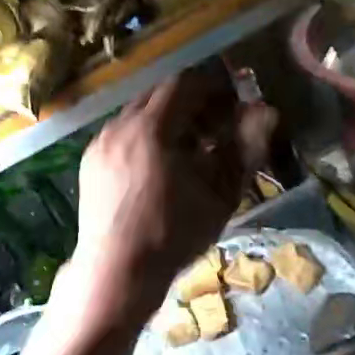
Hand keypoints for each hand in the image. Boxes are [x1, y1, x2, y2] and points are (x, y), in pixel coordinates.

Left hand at [64, 64, 276, 320]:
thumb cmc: (173, 234)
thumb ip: (244, 147)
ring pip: (137, 113)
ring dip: (166, 120)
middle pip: (158, 94)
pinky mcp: (89, 162)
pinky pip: (121, 134)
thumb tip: (265, 110)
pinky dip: (144, 137)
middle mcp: (118, 126)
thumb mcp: (219, 194)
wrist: (116, 272)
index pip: (184, 82)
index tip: (234, 104)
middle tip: (216, 128)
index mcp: (150, 128)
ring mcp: (99, 143)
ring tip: (190, 151)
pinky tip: (159, 167)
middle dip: (190, 103)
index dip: (214, 87)